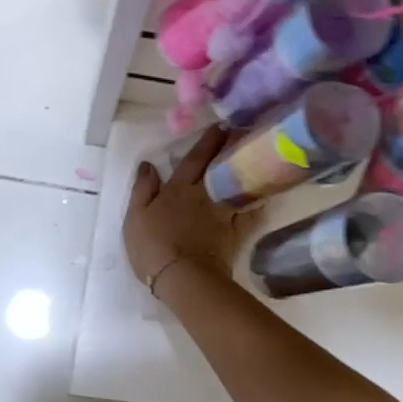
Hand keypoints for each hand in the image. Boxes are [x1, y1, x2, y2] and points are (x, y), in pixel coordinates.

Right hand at [124, 124, 260, 294]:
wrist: (183, 276)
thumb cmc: (154, 246)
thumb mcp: (136, 216)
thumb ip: (143, 188)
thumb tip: (148, 164)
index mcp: (179, 188)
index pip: (195, 159)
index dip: (207, 141)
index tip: (220, 125)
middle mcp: (204, 194)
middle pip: (219, 166)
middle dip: (229, 145)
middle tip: (242, 128)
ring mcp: (224, 212)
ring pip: (238, 184)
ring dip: (247, 168)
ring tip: (256, 154)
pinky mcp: (236, 232)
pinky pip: (251, 212)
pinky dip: (258, 201)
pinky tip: (265, 192)